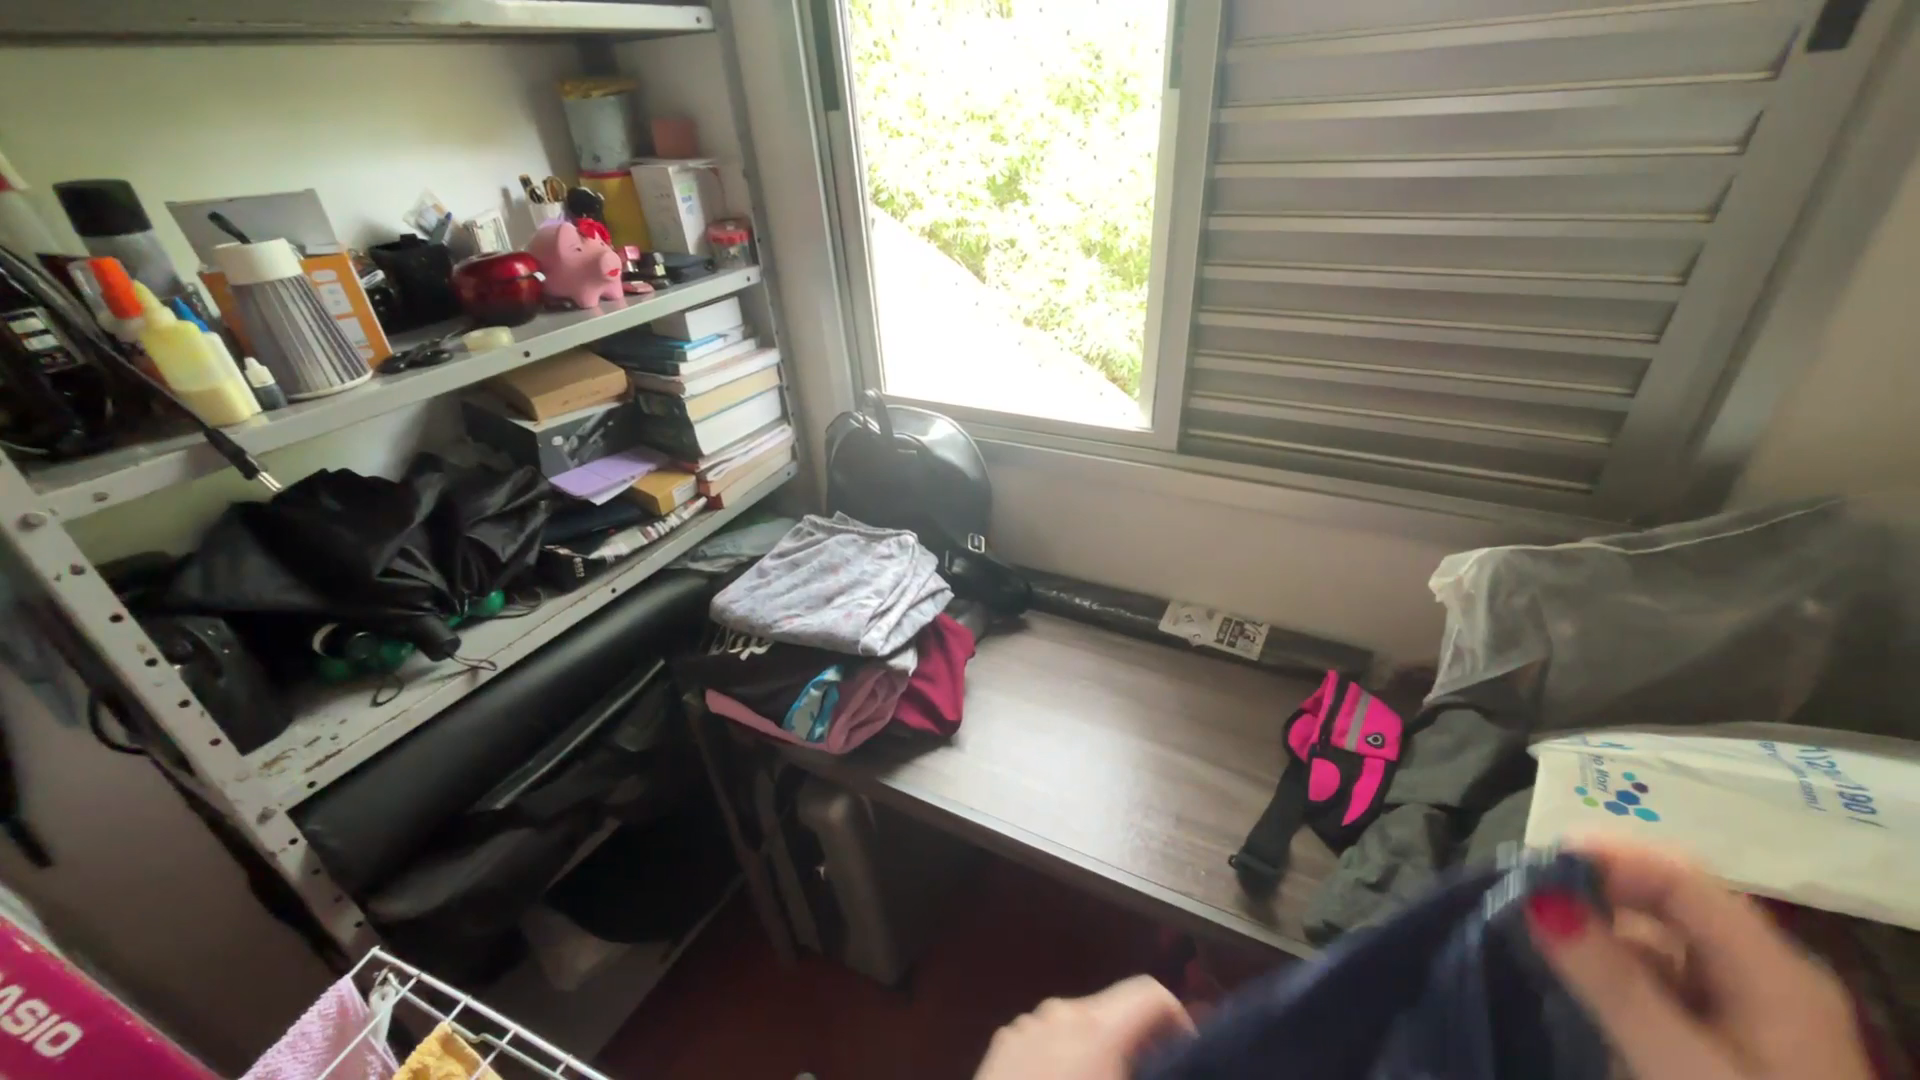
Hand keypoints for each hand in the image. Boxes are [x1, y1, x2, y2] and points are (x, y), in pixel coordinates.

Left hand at [972, 975, 1194, 1079]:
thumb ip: (1151, 1073)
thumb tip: (1175, 1068)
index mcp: (1099, 1030)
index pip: (1151, 995)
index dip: (1177, 1019)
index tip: (1186, 1054)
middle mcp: (1064, 1013)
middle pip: (1116, 1008)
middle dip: (1139, 1039)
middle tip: (1148, 1076)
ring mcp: (1029, 1023)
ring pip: (1081, 1021)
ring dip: (1101, 1047)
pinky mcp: (1005, 1039)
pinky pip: (1048, 1035)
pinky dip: (1065, 1053)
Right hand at [1527, 837, 1872, 1079]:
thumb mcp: (1677, 1069)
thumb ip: (1610, 980)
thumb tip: (1538, 894)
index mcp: (1774, 973)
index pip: (1680, 878)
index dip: (1606, 860)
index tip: (1529, 867)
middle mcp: (1762, 977)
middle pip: (1668, 903)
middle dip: (1592, 892)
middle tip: (1519, 898)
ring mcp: (1744, 1012)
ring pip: (1656, 941)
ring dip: (1593, 931)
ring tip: (1530, 935)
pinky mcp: (1719, 1042)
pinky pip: (1655, 980)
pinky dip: (1607, 970)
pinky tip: (1569, 981)